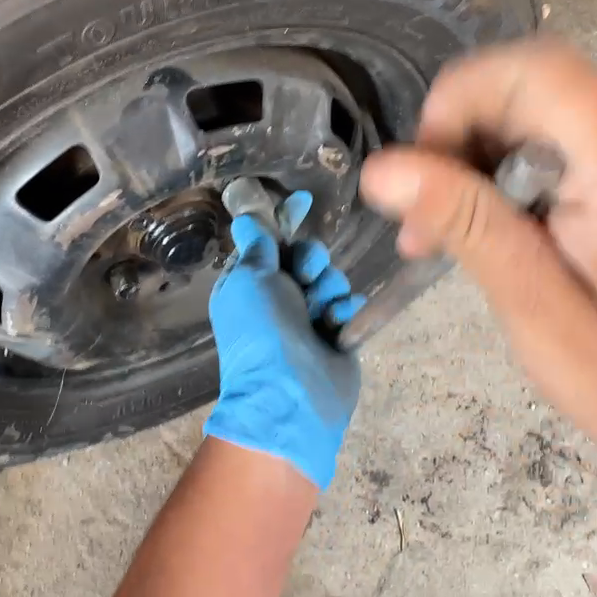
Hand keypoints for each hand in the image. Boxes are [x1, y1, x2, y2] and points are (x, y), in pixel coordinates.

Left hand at [204, 193, 365, 489]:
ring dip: (329, 288)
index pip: (270, 241)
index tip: (303, 200)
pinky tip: (339, 324)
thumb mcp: (250, 278)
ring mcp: (309, 319)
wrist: (291, 396)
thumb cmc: (262, 330)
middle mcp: (278, 298)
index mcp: (249, 283)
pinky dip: (346, 311)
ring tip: (322, 310)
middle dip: (311, 259)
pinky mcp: (338, 336)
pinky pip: (350, 305)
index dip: (286, 220)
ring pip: (331, 278)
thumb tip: (246, 218)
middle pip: (306, 256)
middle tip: (307, 275)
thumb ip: (258, 244)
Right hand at [356, 38, 596, 493]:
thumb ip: (465, 224)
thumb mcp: (537, 308)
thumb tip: (381, 169)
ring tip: (444, 241)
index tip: (423, 164)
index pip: (538, 69)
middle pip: (531, 93)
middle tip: (419, 220)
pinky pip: (564, 154)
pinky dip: (514, 182)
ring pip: (539, 123)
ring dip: (479, 166)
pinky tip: (497, 241)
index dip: (463, 93)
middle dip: (459, 139)